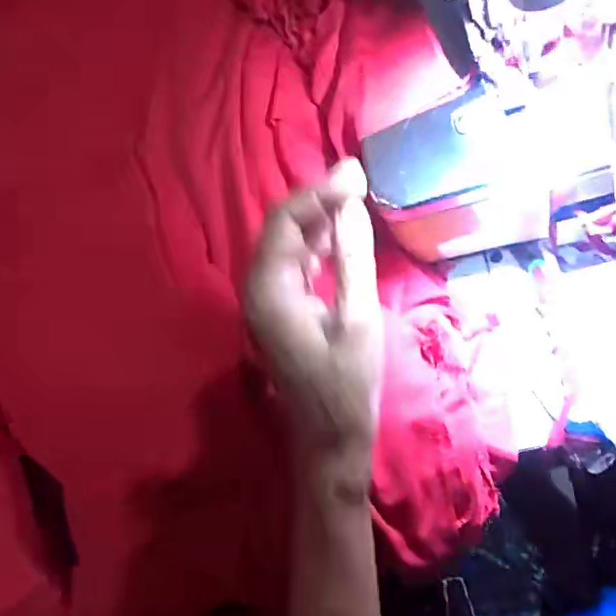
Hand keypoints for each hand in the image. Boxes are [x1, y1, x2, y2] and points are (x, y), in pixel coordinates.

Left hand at [245, 159, 383, 486]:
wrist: (328, 441)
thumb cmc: (348, 386)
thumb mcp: (358, 318)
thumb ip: (352, 256)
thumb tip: (352, 202)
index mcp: (269, 291)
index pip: (284, 222)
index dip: (318, 192)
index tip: (356, 174)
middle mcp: (256, 289)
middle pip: (280, 227)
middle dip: (318, 198)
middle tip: (359, 176)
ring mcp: (264, 300)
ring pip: (286, 242)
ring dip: (318, 218)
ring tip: (356, 195)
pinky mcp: (278, 308)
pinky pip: (293, 262)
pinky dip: (316, 243)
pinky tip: (342, 231)